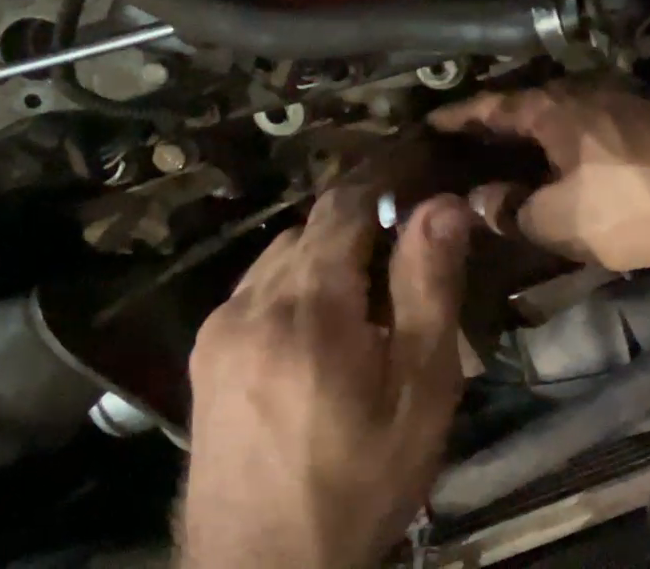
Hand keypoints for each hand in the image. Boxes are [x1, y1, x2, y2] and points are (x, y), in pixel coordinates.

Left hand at [178, 188, 471, 568]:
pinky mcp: (205, 360)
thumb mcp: (420, 386)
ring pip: (280, 255)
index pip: (344, 206)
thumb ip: (429, 287)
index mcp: (308, 307)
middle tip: (413, 239)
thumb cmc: (362, 476)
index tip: (425, 173)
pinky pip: (257, 289)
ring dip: (328, 252)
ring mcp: (219, 332)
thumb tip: (443, 204)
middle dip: (362, 220)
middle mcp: (251, 305)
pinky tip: (326, 320)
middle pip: (311, 227)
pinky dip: (297, 281)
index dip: (385, 182)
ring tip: (374, 280)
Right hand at [427, 84, 649, 272]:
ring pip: (571, 112)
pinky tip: (570, 160)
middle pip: (536, 102)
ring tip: (515, 150)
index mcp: (561, 109)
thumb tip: (483, 199)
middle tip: (471, 139)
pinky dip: (573, 138)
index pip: (498, 105)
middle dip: (503, 120)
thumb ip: (513, 208)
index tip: (432, 123)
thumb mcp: (557, 219)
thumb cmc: (627, 210)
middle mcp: (593, 94)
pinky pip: (597, 124)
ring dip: (541, 129)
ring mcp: (629, 105)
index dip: (463, 116)